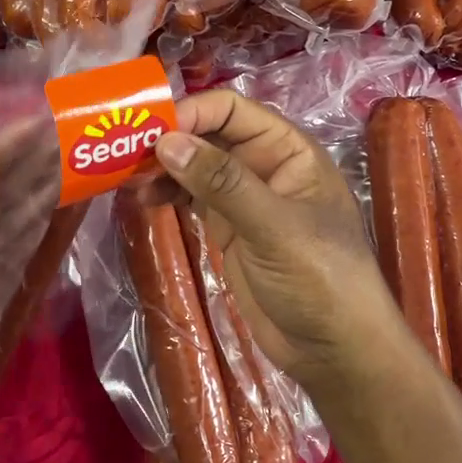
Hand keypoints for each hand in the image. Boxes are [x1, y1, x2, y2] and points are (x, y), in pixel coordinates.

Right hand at [153, 90, 392, 387]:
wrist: (334, 351)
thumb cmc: (321, 278)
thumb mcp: (274, 226)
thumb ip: (222, 182)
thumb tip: (166, 142)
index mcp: (288, 150)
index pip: (233, 111)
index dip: (192, 113)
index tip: (152, 131)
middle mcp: (264, 165)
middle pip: (208, 135)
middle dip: (169, 140)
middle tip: (127, 154)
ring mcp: (244, 198)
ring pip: (195, 165)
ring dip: (162, 168)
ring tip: (128, 179)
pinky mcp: (228, 227)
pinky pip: (191, 197)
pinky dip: (167, 194)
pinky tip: (143, 199)